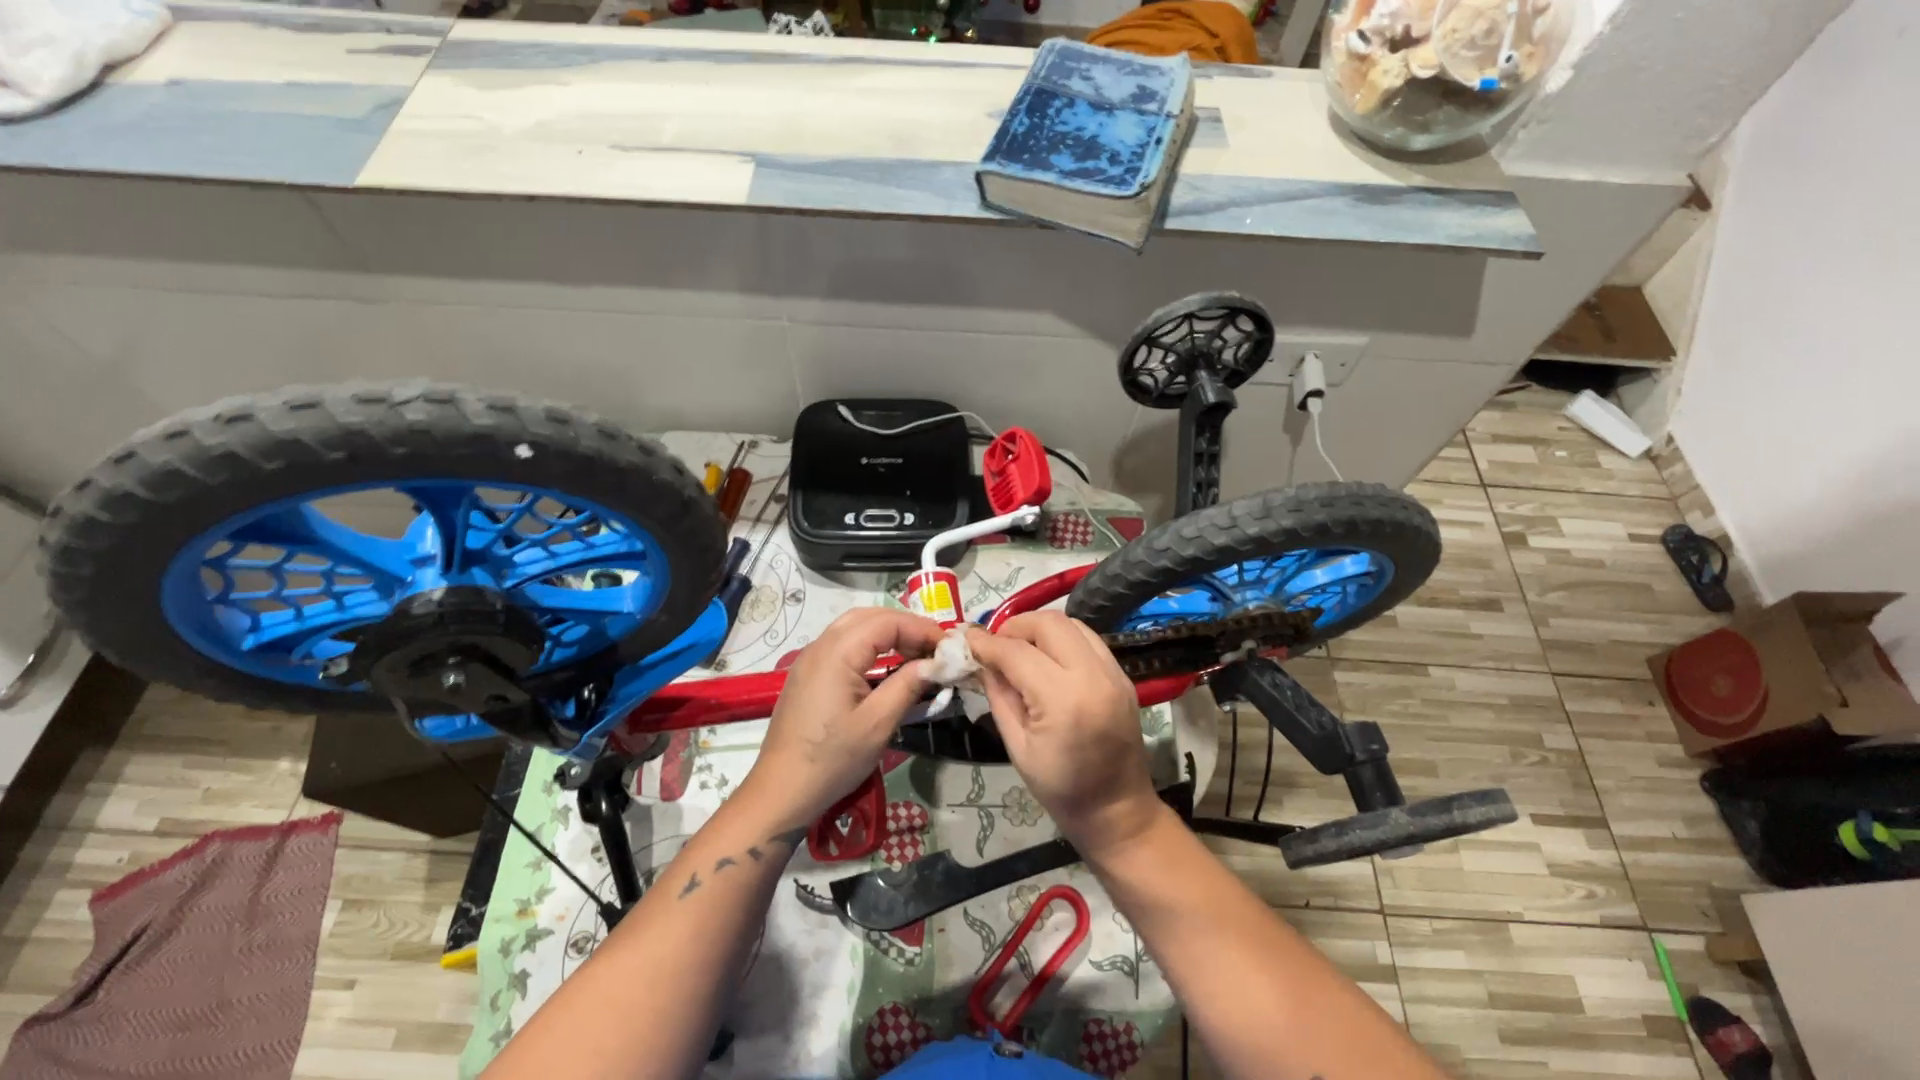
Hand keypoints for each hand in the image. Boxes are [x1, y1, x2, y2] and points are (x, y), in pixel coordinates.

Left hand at [743, 608, 944, 825]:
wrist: (781, 790)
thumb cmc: (832, 759)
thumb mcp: (878, 723)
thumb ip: (908, 685)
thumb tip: (935, 663)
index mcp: (837, 652)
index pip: (887, 622)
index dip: (922, 629)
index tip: (949, 648)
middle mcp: (820, 646)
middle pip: (869, 617)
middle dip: (905, 627)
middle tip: (934, 649)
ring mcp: (809, 660)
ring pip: (854, 628)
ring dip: (887, 635)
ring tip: (916, 657)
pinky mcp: (807, 676)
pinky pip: (842, 646)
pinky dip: (869, 647)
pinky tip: (886, 670)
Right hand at [965, 613, 1162, 857]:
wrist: (1116, 809)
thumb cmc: (1060, 788)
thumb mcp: (1017, 746)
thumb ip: (998, 696)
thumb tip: (981, 661)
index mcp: (1062, 699)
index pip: (1016, 652)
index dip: (986, 643)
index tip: (965, 639)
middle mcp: (1092, 675)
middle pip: (1049, 623)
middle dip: (1015, 626)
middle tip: (995, 645)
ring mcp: (1113, 673)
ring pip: (1072, 624)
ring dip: (1040, 628)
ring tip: (1020, 649)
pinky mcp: (1122, 676)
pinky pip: (1089, 640)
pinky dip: (1064, 639)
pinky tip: (1047, 659)